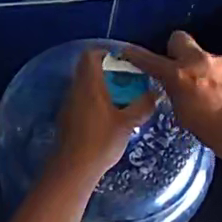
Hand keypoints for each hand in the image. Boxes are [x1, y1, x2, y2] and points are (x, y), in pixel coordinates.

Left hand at [52, 48, 158, 176]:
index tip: (123, 63)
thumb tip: (155, 94)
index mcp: (89, 84)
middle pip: (87, 69)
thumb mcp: (128, 123)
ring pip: (84, 85)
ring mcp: (68, 103)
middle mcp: (75, 89)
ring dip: (100, 87)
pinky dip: (93, 101)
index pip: (90, 55)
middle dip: (107, 72)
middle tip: (127, 82)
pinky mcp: (66, 117)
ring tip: (121, 99)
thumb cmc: (101, 141)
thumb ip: (143, 105)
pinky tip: (107, 116)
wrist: (74, 168)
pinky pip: (80, 99)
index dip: (105, 53)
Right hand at [123, 32, 221, 163]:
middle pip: (179, 39)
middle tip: (180, 69)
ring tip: (212, 94)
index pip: (149, 60)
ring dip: (204, 70)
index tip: (128, 52)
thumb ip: (176, 95)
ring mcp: (221, 61)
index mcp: (178, 75)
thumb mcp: (183, 115)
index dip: (136, 56)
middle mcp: (198, 61)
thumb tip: (176, 89)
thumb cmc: (213, 131)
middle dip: (177, 50)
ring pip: (205, 58)